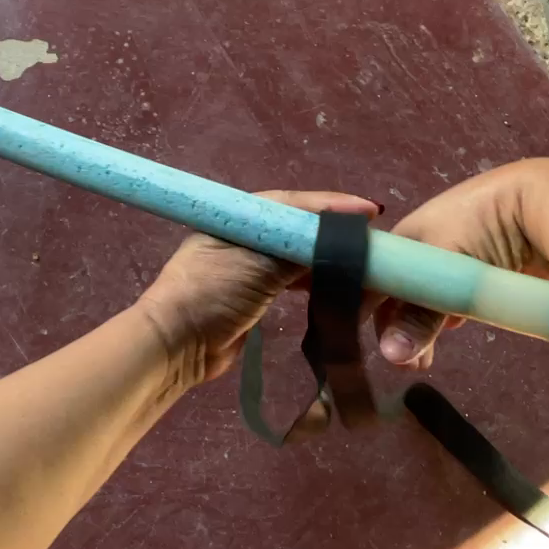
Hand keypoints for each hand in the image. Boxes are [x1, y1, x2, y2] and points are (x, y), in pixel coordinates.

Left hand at [135, 191, 380, 387]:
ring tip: (361, 261)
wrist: (176, 345)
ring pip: (296, 253)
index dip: (331, 206)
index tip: (369, 212)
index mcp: (238, 216)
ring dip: (325, 257)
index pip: (293, 203)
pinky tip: (336, 283)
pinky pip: (290, 278)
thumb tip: (340, 242)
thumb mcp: (256, 266)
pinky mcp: (252, 293)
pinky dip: (312, 279)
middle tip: (371, 237)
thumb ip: (297, 251)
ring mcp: (247, 264)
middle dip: (332, 231)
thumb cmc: (210, 294)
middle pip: (297, 226)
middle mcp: (245, 234)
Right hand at [372, 159, 548, 368]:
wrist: (545, 199)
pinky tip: (453, 326)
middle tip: (409, 363)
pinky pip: (455, 292)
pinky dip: (449, 312)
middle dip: (399, 327)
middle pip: (401, 291)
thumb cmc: (483, 225)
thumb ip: (419, 314)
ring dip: (425, 326)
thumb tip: (391, 356)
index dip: (370, 312)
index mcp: (404, 237)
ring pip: (428, 295)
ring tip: (426, 359)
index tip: (381, 348)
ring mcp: (456, 252)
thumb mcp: (445, 271)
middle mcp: (423, 243)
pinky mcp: (483, 262)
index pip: (374, 279)